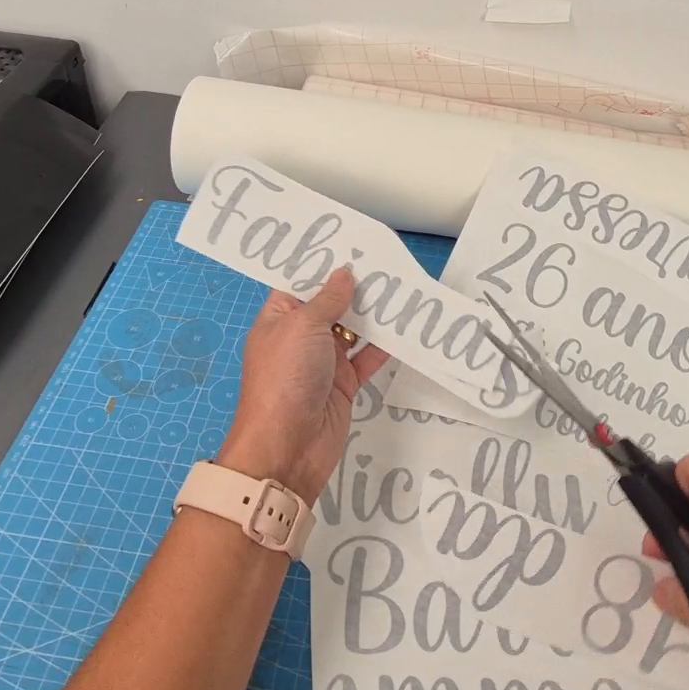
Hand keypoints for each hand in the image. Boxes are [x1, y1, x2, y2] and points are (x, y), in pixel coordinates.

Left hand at [217, 267, 389, 504]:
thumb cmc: (285, 379)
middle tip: (387, 260)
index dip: (323, 263)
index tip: (350, 241)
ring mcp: (324, 361)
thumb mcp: (303, 328)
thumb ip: (328, 300)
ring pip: (354, 329)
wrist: (287, 448)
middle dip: (356, 285)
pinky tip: (408, 326)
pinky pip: (368, 358)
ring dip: (375, 313)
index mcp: (280, 318)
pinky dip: (387, 345)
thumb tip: (344, 273)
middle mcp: (301, 336)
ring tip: (404, 286)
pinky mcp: (345, 384)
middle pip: (331, 304)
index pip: (300, 282)